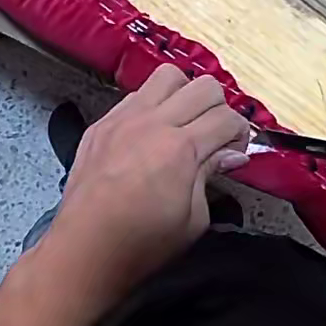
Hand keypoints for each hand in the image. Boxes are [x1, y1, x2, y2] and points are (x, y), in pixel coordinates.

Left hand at [36, 65, 248, 299]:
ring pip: (167, 76)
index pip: (227, 117)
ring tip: (183, 123)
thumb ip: (211, 175)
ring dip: (184, 94)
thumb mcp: (193, 219)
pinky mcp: (101, 124)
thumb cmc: (141, 242)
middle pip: (204, 86)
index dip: (240, 134)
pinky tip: (151, 133)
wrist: (85, 248)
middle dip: (219, 108)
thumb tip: (230, 154)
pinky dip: (152, 106)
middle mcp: (152, 123)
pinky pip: (135, 96)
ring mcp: (123, 118)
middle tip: (214, 136)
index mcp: (180, 148)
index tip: (235, 152)